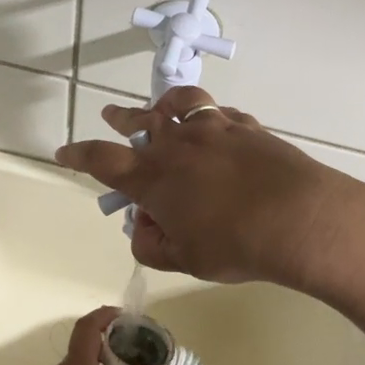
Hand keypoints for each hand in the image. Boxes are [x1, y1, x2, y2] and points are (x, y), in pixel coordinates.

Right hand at [55, 87, 364, 286]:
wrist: (300, 219)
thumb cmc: (236, 245)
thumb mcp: (186, 260)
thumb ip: (155, 246)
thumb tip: (145, 230)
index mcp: (154, 178)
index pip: (102, 160)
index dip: (79, 155)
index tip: (63, 152)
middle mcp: (179, 145)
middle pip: (141, 122)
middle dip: (122, 119)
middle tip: (112, 115)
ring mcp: (216, 130)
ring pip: (181, 105)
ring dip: (164, 104)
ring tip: (162, 106)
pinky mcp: (249, 128)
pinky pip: (221, 114)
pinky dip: (209, 117)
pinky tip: (215, 126)